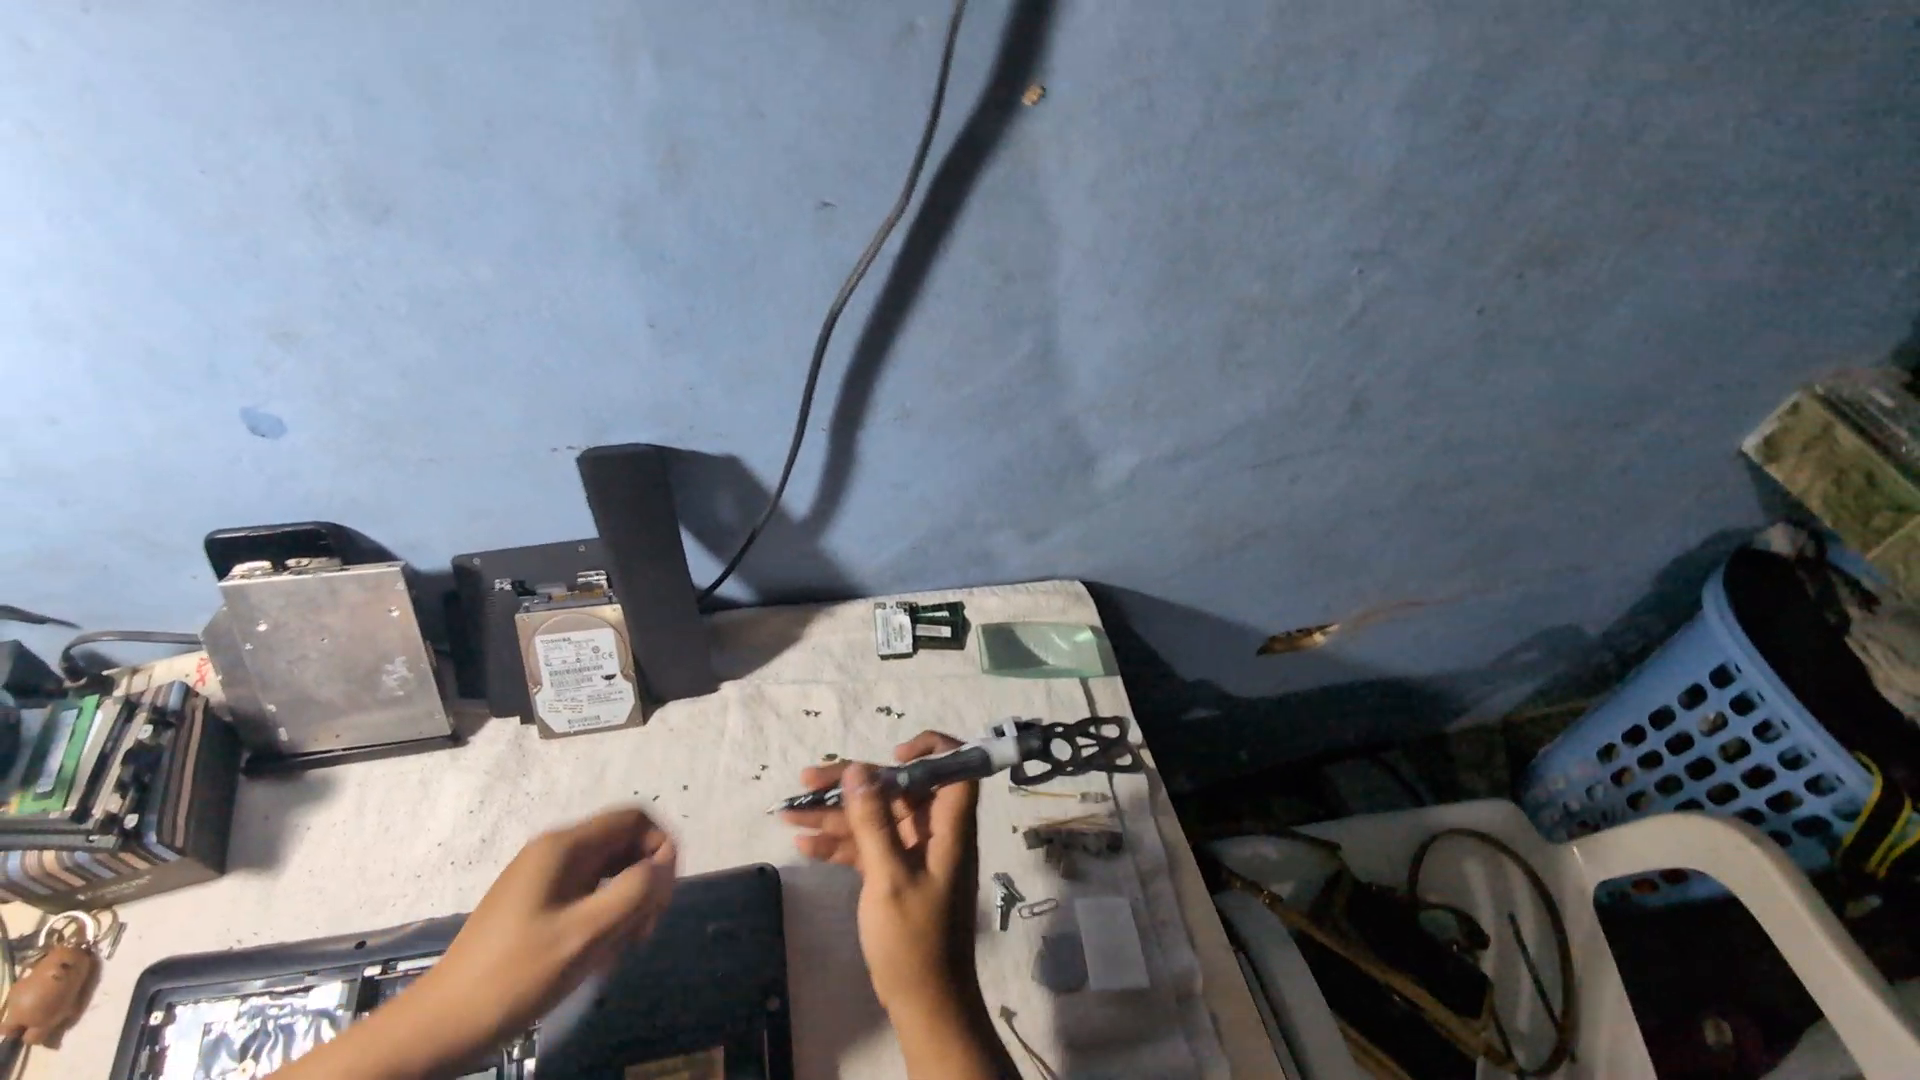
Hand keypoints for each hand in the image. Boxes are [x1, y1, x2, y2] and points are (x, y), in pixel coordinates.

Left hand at [273, 807, 675, 1079]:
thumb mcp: (586, 933)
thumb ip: (636, 891)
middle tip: (644, 930)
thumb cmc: (516, 975)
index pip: (634, 819)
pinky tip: (601, 954)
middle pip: (624, 846)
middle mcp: (556, 852)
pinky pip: (588, 895)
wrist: (442, 1026)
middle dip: (645, 882)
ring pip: (609, 873)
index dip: (661, 847)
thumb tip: (668, 860)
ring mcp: (544, 879)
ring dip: (627, 905)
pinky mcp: (537, 905)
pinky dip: (605, 917)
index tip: (665, 893)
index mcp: (565, 847)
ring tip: (622, 948)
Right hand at [783, 731, 978, 1015]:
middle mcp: (934, 832)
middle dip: (853, 784)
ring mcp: (914, 853)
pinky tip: (804, 844)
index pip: (957, 768)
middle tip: (807, 781)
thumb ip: (874, 822)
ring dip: (835, 815)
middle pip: (897, 790)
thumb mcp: (889, 878)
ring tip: (788, 813)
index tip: (893, 754)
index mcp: (949, 827)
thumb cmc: (915, 940)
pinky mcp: (896, 873)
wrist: (924, 1002)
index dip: (931, 751)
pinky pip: (868, 846)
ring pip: (875, 818)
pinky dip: (839, 844)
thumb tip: (859, 768)